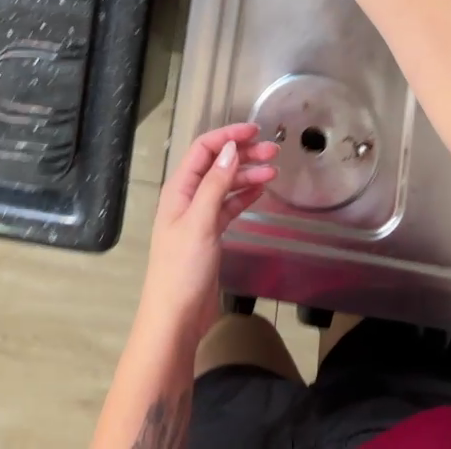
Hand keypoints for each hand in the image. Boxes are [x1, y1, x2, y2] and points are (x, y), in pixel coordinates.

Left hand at [139, 123, 279, 337]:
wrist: (176, 318)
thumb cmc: (183, 268)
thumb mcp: (200, 222)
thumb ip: (215, 184)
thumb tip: (231, 148)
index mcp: (179, 189)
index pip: (203, 150)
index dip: (228, 135)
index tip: (255, 130)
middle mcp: (188, 198)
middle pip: (217, 165)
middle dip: (243, 154)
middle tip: (274, 151)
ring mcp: (199, 217)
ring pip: (225, 185)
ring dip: (247, 175)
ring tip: (274, 171)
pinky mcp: (210, 235)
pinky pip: (229, 206)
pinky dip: (244, 196)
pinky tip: (260, 190)